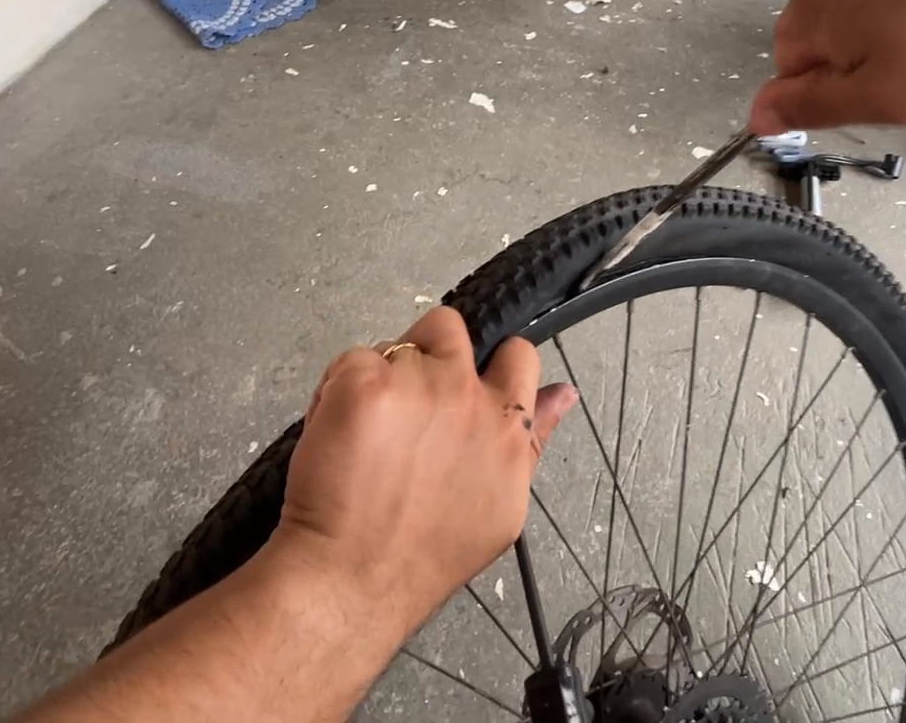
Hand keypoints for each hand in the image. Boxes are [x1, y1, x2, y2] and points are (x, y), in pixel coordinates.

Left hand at [269, 307, 577, 637]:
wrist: (351, 579)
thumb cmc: (424, 553)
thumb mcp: (502, 504)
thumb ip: (533, 438)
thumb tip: (565, 392)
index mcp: (507, 425)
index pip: (518, 354)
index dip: (491, 360)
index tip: (468, 382)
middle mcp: (467, 395)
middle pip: (449, 326)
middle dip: (430, 347)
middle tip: (408, 397)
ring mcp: (414, 384)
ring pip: (394, 344)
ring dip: (383, 373)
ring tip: (370, 428)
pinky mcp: (363, 382)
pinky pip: (352, 359)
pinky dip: (340, 388)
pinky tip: (341, 431)